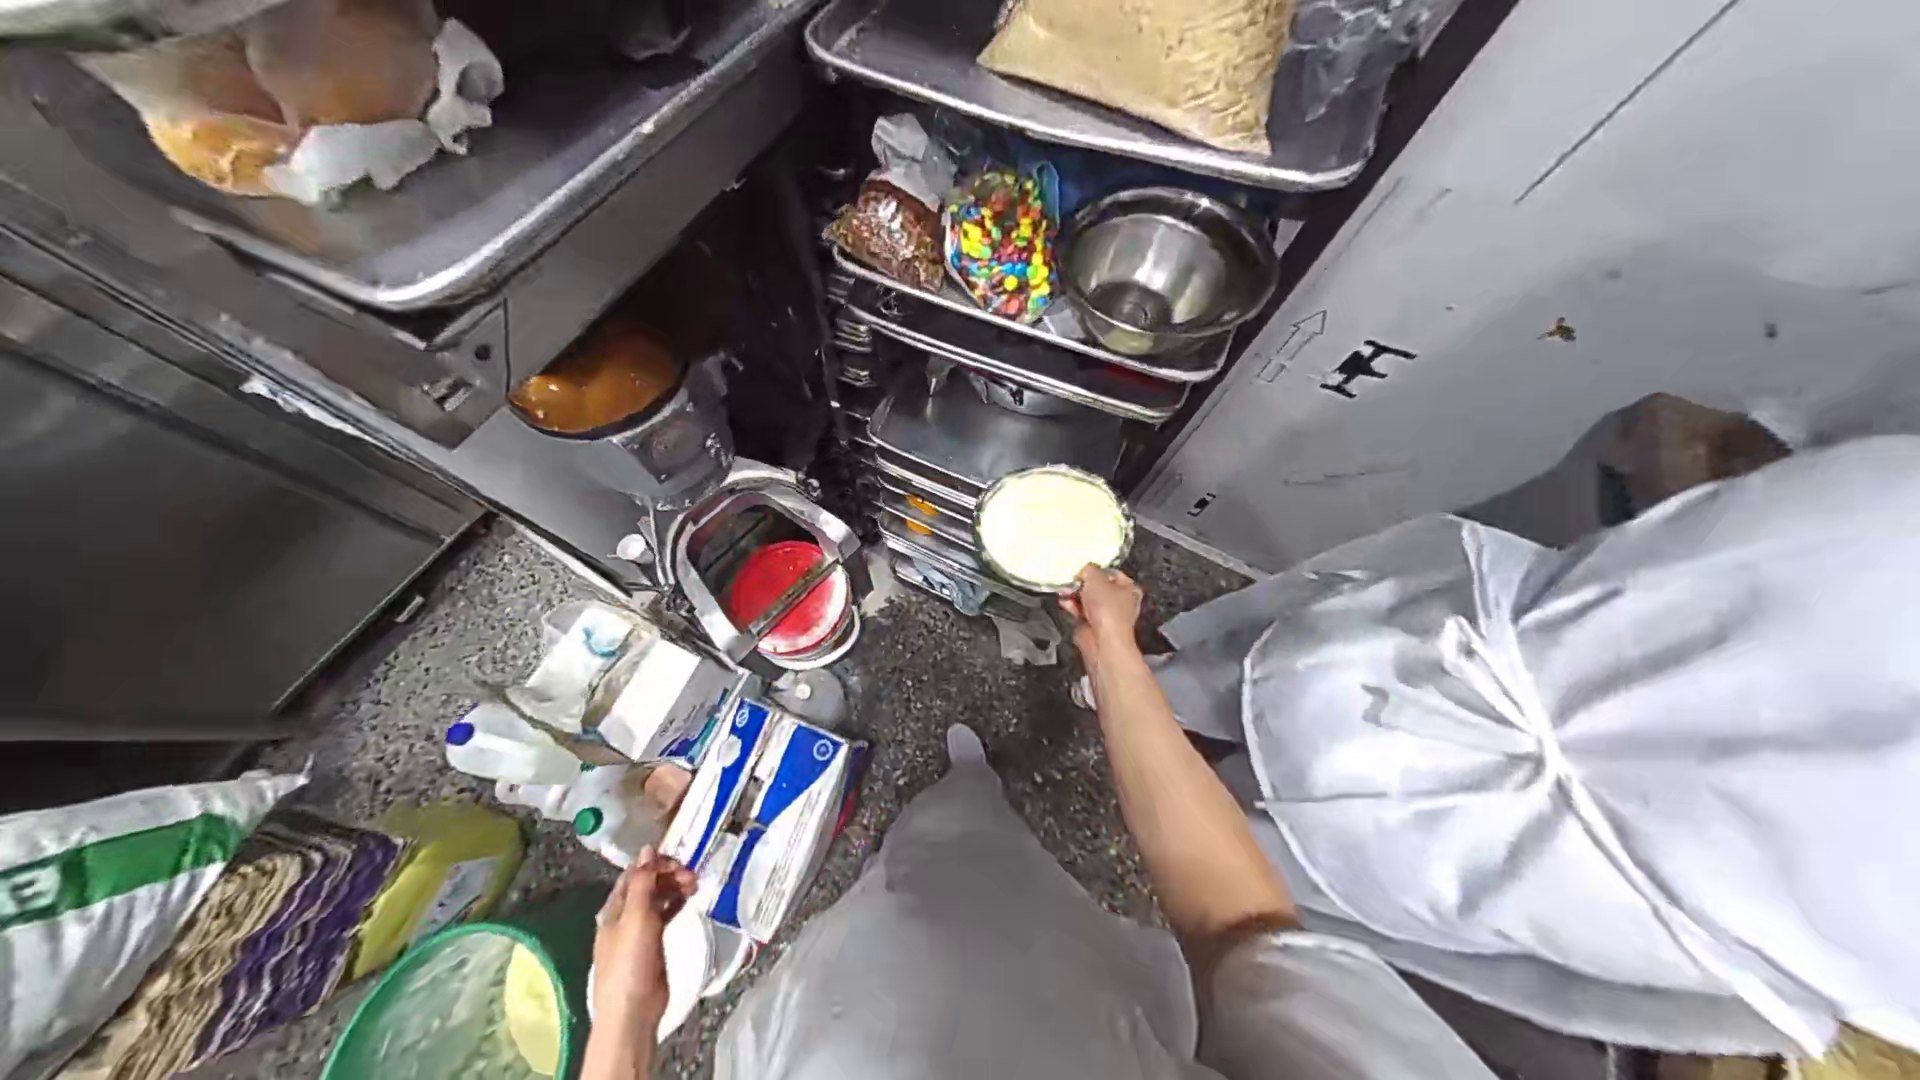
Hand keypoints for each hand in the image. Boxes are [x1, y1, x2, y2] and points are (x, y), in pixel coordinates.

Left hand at [591, 846, 696, 1040]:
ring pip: (658, 898)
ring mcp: (639, 930)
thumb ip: (643, 882)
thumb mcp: (636, 916)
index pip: (633, 874)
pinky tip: (690, 897)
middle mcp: (624, 916)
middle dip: (668, 874)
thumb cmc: (630, 960)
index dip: (654, 862)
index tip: (678, 859)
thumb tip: (647, 848)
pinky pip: (666, 913)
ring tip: (695, 883)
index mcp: (613, 909)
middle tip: (691, 873)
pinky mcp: (653, 943)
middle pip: (647, 884)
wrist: (633, 1010)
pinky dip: (677, 902)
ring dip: (675, 886)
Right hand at [1059, 564, 1142, 675]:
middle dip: (1082, 584)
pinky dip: (1072, 607)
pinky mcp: (1093, 625)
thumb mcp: (1096, 578)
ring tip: (1063, 590)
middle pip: (1097, 587)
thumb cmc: (1105, 606)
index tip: (1083, 569)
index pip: (1112, 573)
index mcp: (1128, 588)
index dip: (1097, 570)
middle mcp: (1120, 601)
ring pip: (1087, 600)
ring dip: (1074, 595)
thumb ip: (1089, 569)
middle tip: (1070, 580)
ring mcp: (1106, 615)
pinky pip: (1081, 612)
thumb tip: (1085, 570)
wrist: (1102, 639)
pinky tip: (1064, 602)